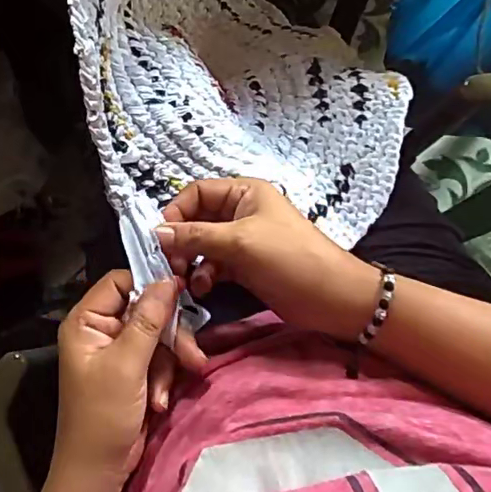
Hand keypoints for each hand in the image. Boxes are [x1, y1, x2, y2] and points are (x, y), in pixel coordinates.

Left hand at [50, 272, 197, 491]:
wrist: (98, 473)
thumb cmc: (103, 415)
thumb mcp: (127, 364)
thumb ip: (148, 320)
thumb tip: (167, 279)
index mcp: (86, 322)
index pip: (119, 282)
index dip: (149, 284)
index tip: (181, 290)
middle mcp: (100, 331)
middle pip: (145, 310)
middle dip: (169, 334)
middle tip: (191, 354)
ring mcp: (117, 352)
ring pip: (157, 335)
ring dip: (170, 361)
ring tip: (174, 386)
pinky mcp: (133, 372)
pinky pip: (158, 359)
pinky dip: (164, 377)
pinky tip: (160, 401)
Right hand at [156, 177, 381, 340]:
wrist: (334, 299)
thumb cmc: (290, 259)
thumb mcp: (240, 242)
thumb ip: (196, 236)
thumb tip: (156, 233)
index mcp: (244, 193)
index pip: (196, 192)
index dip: (176, 212)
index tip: (162, 238)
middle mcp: (241, 212)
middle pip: (196, 220)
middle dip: (181, 241)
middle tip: (171, 264)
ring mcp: (243, 240)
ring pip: (202, 245)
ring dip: (191, 261)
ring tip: (186, 280)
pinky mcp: (245, 266)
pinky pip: (214, 265)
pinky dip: (205, 275)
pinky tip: (203, 288)